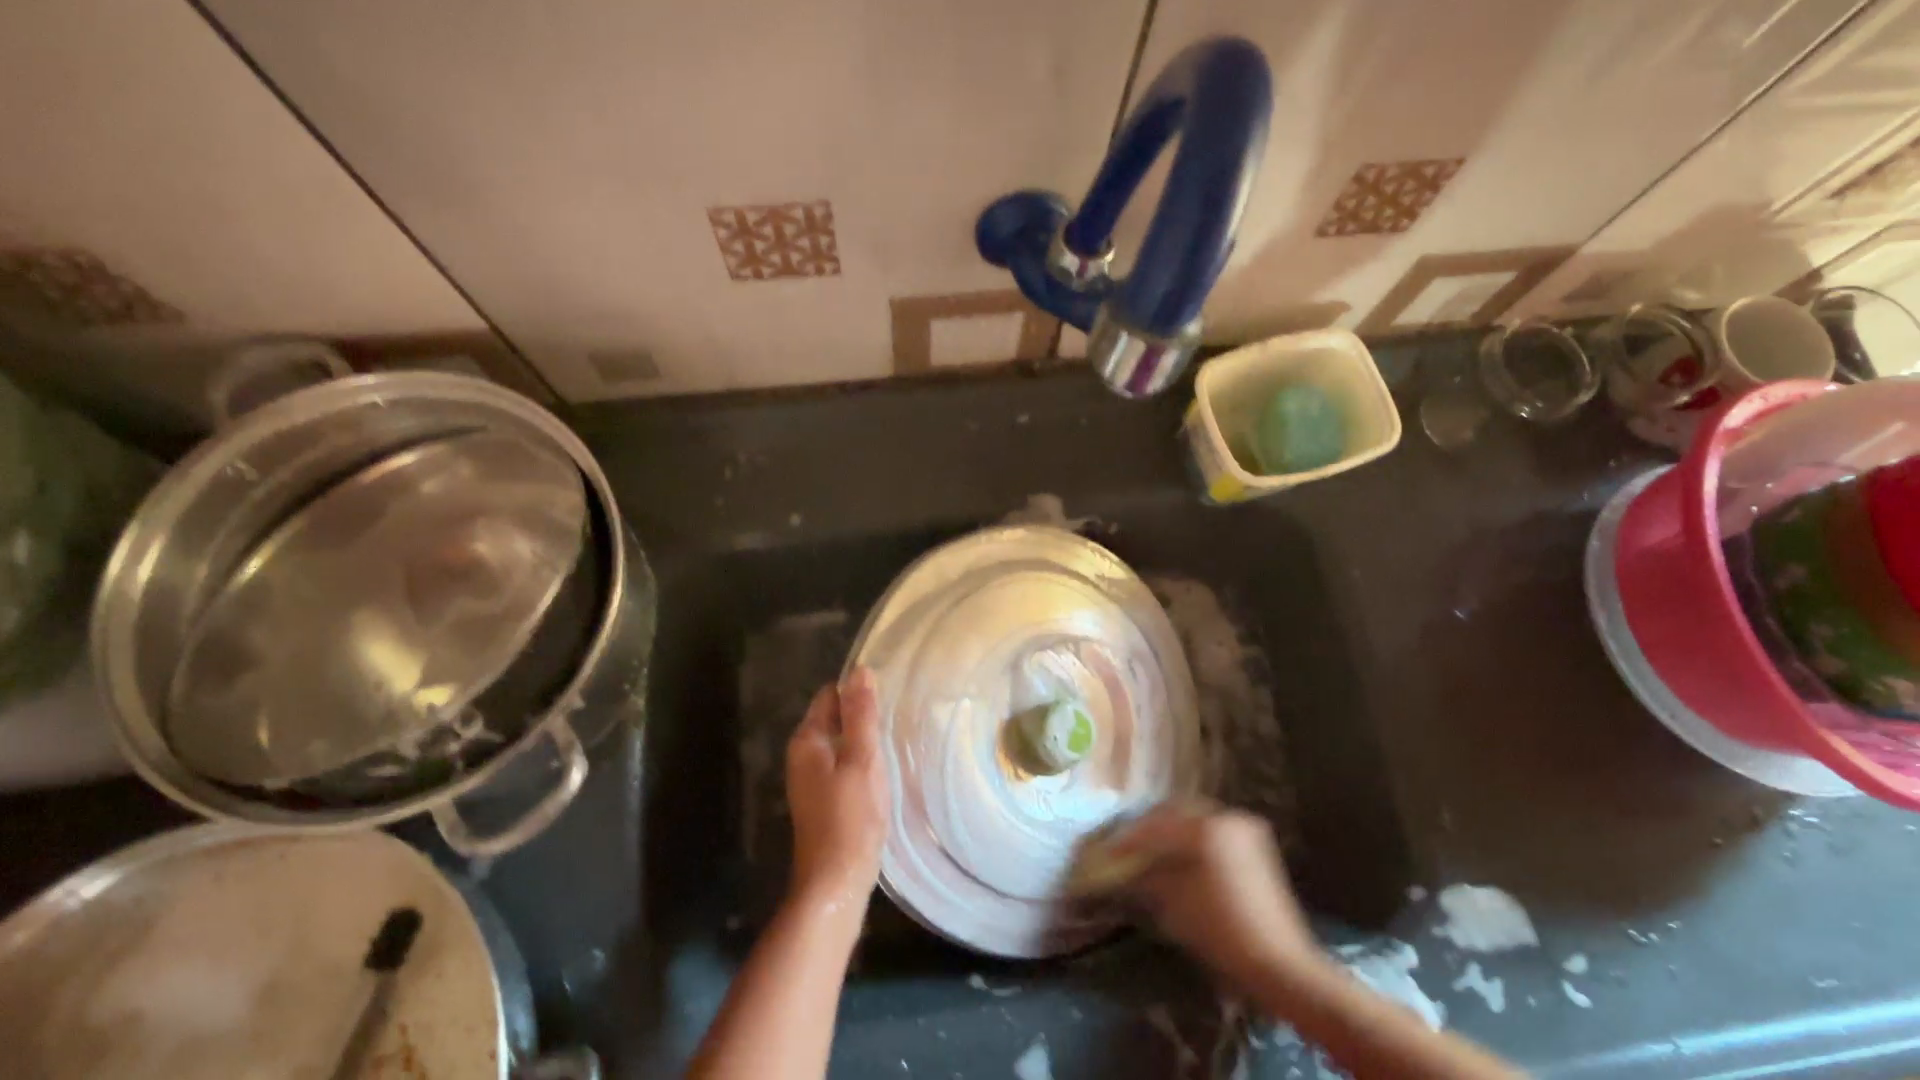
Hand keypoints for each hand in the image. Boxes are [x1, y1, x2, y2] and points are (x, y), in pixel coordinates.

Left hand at [786, 668, 890, 911]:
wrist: (835, 882)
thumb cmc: (851, 818)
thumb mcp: (862, 760)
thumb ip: (861, 716)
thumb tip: (860, 671)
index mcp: (806, 741)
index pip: (830, 696)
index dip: (857, 692)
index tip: (888, 698)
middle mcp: (801, 756)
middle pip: (833, 719)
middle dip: (862, 717)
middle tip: (897, 722)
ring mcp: (810, 780)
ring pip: (839, 745)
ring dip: (863, 743)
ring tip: (894, 746)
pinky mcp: (822, 801)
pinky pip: (842, 767)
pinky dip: (860, 765)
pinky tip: (881, 776)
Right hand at [1099, 800, 1322, 988]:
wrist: (1277, 962)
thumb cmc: (1219, 930)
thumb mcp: (1172, 903)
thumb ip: (1144, 876)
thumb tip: (1123, 868)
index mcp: (1206, 827)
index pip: (1154, 825)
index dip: (1126, 839)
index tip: (1106, 853)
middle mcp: (1227, 818)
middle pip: (1175, 813)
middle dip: (1149, 830)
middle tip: (1127, 850)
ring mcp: (1245, 830)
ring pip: (1195, 821)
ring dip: (1170, 834)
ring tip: (1149, 856)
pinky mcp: (1255, 847)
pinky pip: (1213, 833)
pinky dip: (1192, 842)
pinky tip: (1178, 861)